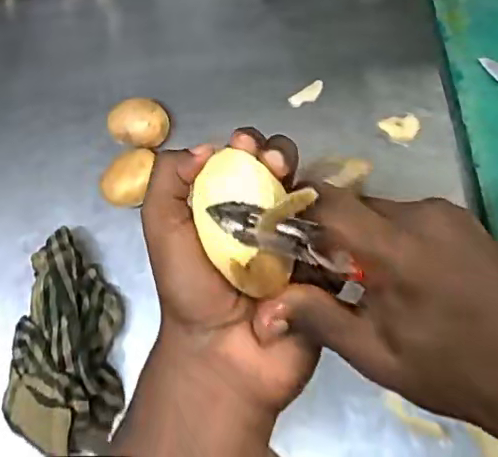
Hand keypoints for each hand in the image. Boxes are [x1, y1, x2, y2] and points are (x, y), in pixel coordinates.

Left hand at [112, 129, 318, 455]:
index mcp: (225, 199)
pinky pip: (336, 240)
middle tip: (272, 162)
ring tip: (289, 180)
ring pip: (310, 197)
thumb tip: (205, 148)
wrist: (219, 354)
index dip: (245, 144)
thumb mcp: (161, 224)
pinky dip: (332, 221)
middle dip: (278, 155)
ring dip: (303, 181)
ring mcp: (296, 241)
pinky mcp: (324, 272)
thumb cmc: (186, 285)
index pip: (240, 158)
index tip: (243, 144)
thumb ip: (168, 179)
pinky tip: (321, 214)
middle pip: (281, 170)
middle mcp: (263, 213)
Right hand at [263, 187, 497, 426]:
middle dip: (331, 227)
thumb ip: (318, 318)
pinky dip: (390, 232)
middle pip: (351, 203)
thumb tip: (266, 303)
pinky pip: (404, 212)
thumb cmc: (451, 371)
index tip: (281, 229)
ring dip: (362, 231)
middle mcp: (420, 216)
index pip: (328, 201)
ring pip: (377, 206)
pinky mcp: (460, 216)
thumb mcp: (376, 356)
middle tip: (324, 263)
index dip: (298, 208)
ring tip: (367, 271)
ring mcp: (444, 212)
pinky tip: (403, 268)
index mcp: (398, 249)